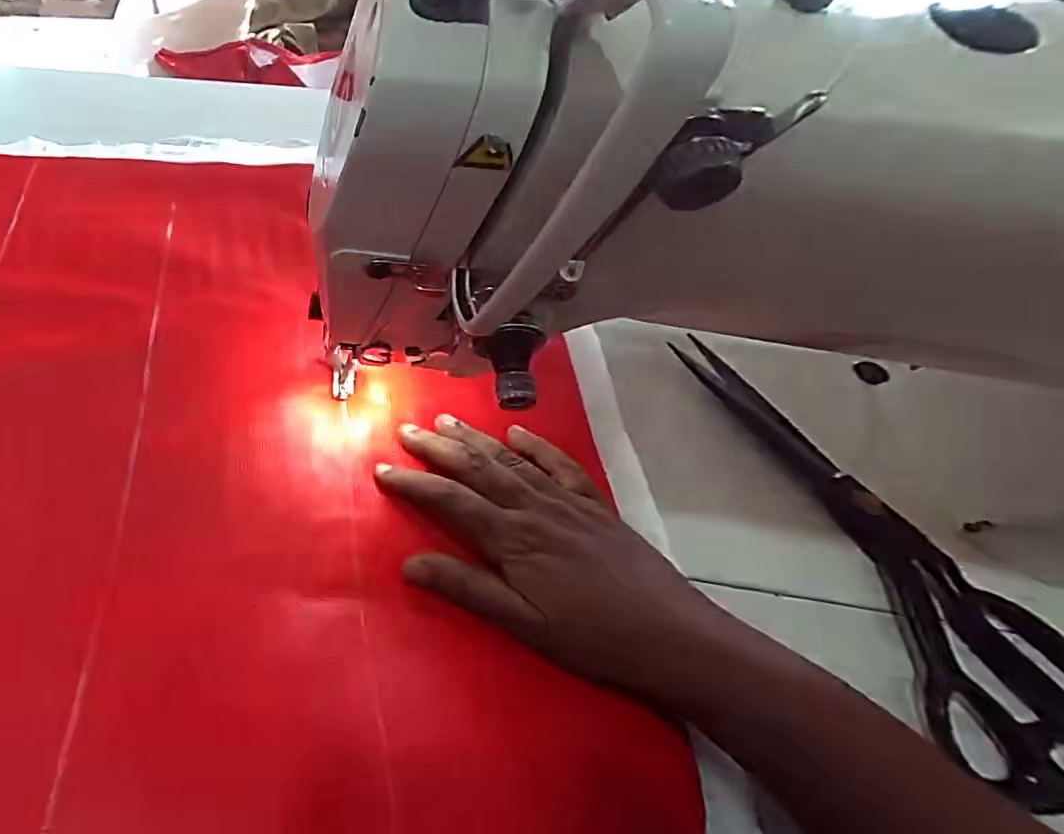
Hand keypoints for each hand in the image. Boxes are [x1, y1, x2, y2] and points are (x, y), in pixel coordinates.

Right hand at [375, 416, 745, 696]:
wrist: (681, 643)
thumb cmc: (595, 640)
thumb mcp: (523, 624)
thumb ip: (466, 588)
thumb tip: (408, 564)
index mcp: (512, 538)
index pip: (449, 500)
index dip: (412, 483)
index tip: (382, 470)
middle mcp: (534, 509)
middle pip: (476, 468)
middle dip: (436, 447)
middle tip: (406, 430)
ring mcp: (567, 503)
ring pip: (510, 460)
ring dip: (475, 438)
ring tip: (445, 420)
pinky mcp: (596, 507)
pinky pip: (560, 466)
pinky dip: (536, 446)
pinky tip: (516, 433)